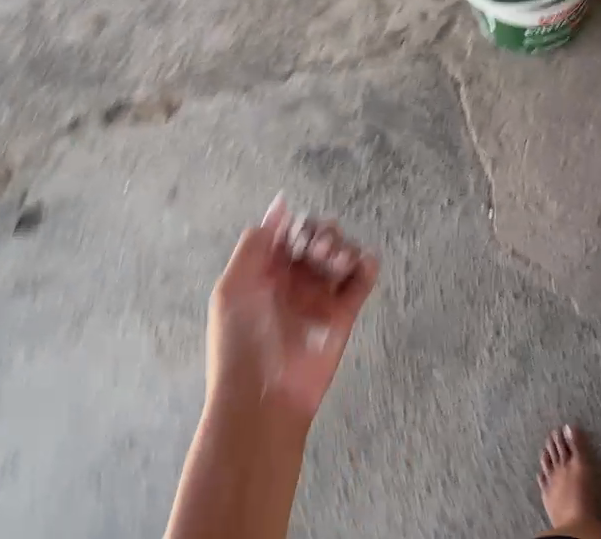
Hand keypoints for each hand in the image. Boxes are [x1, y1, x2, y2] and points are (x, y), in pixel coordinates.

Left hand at [207, 195, 378, 420]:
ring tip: (336, 262)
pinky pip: (362, 279)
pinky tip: (362, 264)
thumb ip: (255, 245)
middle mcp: (295, 279)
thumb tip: (282, 204)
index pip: (289, 232)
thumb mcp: (233, 289)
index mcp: (265, 272)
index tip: (298, 236)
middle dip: (323, 234)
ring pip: (342, 254)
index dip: (297, 226)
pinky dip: (367, 264)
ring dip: (343, 247)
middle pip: (319, 238)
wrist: (264, 397)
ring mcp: (321, 295)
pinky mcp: (345, 312)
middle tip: (319, 250)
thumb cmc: (240, 343)